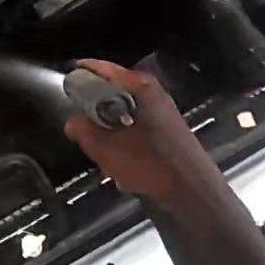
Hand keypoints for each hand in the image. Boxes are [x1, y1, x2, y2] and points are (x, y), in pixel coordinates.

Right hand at [62, 59, 225, 214]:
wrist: (195, 195)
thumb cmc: (150, 164)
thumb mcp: (103, 148)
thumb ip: (81, 130)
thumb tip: (72, 122)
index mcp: (142, 89)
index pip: (106, 68)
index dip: (85, 69)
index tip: (69, 73)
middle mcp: (156, 95)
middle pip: (117, 87)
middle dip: (96, 97)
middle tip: (78, 106)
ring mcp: (166, 113)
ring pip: (127, 107)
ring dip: (109, 117)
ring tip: (95, 134)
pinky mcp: (171, 131)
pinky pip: (138, 123)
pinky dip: (124, 131)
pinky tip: (117, 154)